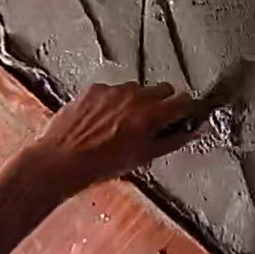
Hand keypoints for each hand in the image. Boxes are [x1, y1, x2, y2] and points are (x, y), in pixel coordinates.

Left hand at [33, 82, 202, 186]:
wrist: (59, 163)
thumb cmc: (101, 165)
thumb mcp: (143, 157)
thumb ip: (173, 140)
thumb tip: (195, 131)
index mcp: (151, 115)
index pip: (184, 100)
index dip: (187, 107)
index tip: (186, 112)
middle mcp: (135, 96)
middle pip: (163, 89)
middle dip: (162, 102)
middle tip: (152, 120)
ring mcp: (114, 90)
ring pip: (137, 88)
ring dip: (136, 101)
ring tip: (121, 122)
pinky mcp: (95, 88)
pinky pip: (112, 90)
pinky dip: (111, 101)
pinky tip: (101, 118)